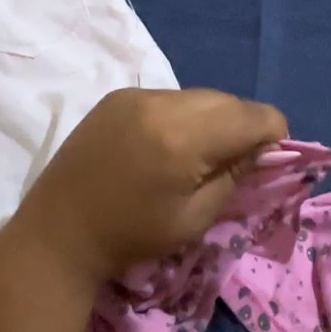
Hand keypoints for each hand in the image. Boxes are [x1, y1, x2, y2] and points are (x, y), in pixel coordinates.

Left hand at [5, 88, 288, 283]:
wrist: (57, 234)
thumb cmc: (130, 236)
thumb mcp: (195, 219)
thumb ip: (235, 176)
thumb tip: (262, 149)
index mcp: (185, 138)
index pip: (254, 115)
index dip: (273, 134)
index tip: (266, 160)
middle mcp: (163, 103)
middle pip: (228, 100)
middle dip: (243, 124)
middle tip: (236, 160)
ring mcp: (138, 94)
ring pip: (200, 95)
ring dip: (212, 117)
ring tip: (198, 153)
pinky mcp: (119, 95)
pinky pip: (170, 96)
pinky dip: (182, 115)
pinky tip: (166, 144)